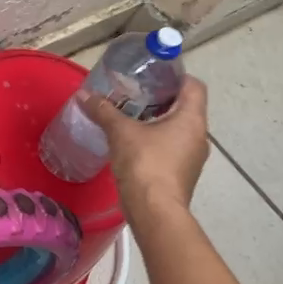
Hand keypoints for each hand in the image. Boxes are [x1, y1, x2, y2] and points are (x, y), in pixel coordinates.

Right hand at [86, 74, 210, 217]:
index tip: (151, 73)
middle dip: (159, 97)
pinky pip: (170, 145)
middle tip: (132, 91)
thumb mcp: (120, 131)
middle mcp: (198, 136)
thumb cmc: (145, 163)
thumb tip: (84, 94)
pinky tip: (130, 140)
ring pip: (176, 127)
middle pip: (184, 106)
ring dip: (155, 119)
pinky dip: (154, 138)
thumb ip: (103, 110)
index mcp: (191, 119)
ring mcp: (192, 157)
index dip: (175, 75)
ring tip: (127, 114)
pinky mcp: (181, 172)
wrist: (154, 211)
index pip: (193, 86)